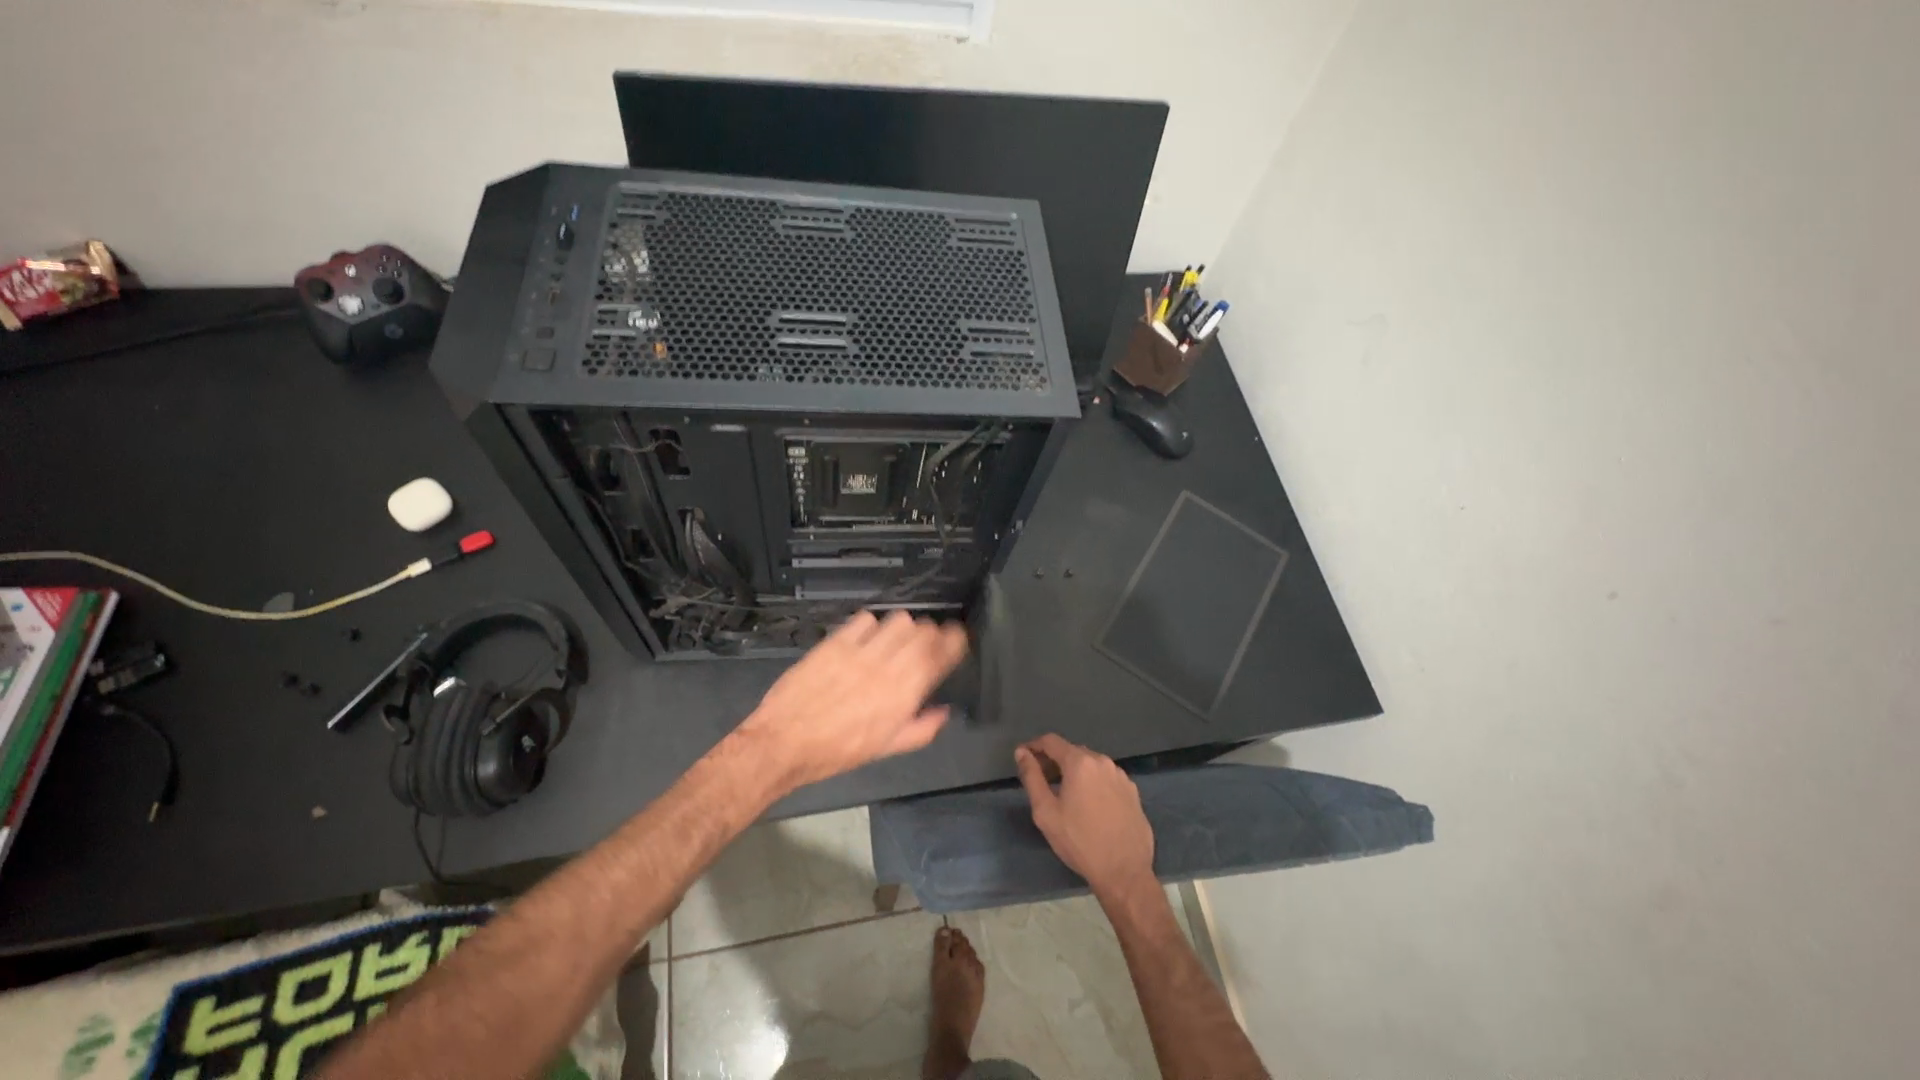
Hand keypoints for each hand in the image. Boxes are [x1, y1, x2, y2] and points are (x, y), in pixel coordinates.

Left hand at [740, 610, 967, 790]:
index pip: (939, 655)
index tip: (959, 638)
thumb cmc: (837, 752)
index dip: (954, 641)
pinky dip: (872, 625)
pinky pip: (864, 620)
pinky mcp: (834, 643)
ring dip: (904, 627)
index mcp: (903, 695)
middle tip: (928, 641)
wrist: (784, 743)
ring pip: (898, 621)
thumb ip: (920, 729)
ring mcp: (859, 652)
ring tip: (898, 638)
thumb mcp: (885, 749)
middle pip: (922, 632)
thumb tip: (943, 712)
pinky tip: (867, 637)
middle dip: (932, 633)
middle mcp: (886, 668)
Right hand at [1014, 734, 1155, 899]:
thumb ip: (1032, 777)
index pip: (1051, 741)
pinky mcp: (1133, 791)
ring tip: (1064, 795)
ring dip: (1074, 772)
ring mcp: (1121, 776)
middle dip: (1053, 761)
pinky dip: (1093, 783)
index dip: (1034, 746)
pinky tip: (1090, 805)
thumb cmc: (1079, 841)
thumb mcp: (1045, 812)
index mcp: (1080, 763)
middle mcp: (1103, 762)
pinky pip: (1107, 778)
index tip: (1023, 758)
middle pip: (1072, 751)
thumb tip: (1022, 752)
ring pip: (1091, 765)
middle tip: (1041, 781)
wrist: (1123, 870)